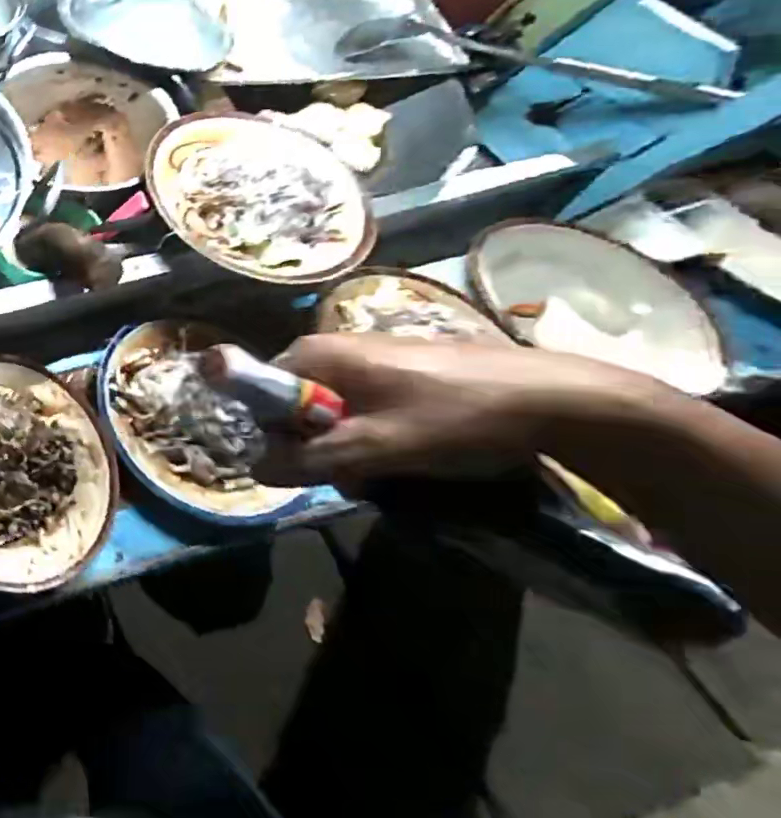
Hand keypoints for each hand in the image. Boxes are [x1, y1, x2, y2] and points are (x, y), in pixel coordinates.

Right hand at [260, 334, 662, 487]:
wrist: (562, 399)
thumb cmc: (456, 417)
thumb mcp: (375, 447)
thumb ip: (309, 459)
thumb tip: (256, 471)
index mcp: (312, 353)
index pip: (258, 395)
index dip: (274, 433)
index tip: (307, 462)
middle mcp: (328, 345)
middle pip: (294, 404)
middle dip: (316, 444)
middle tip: (354, 472)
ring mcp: (365, 355)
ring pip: (328, 409)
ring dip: (346, 444)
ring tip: (387, 468)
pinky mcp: (398, 368)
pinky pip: (359, 405)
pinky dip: (372, 432)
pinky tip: (407, 451)